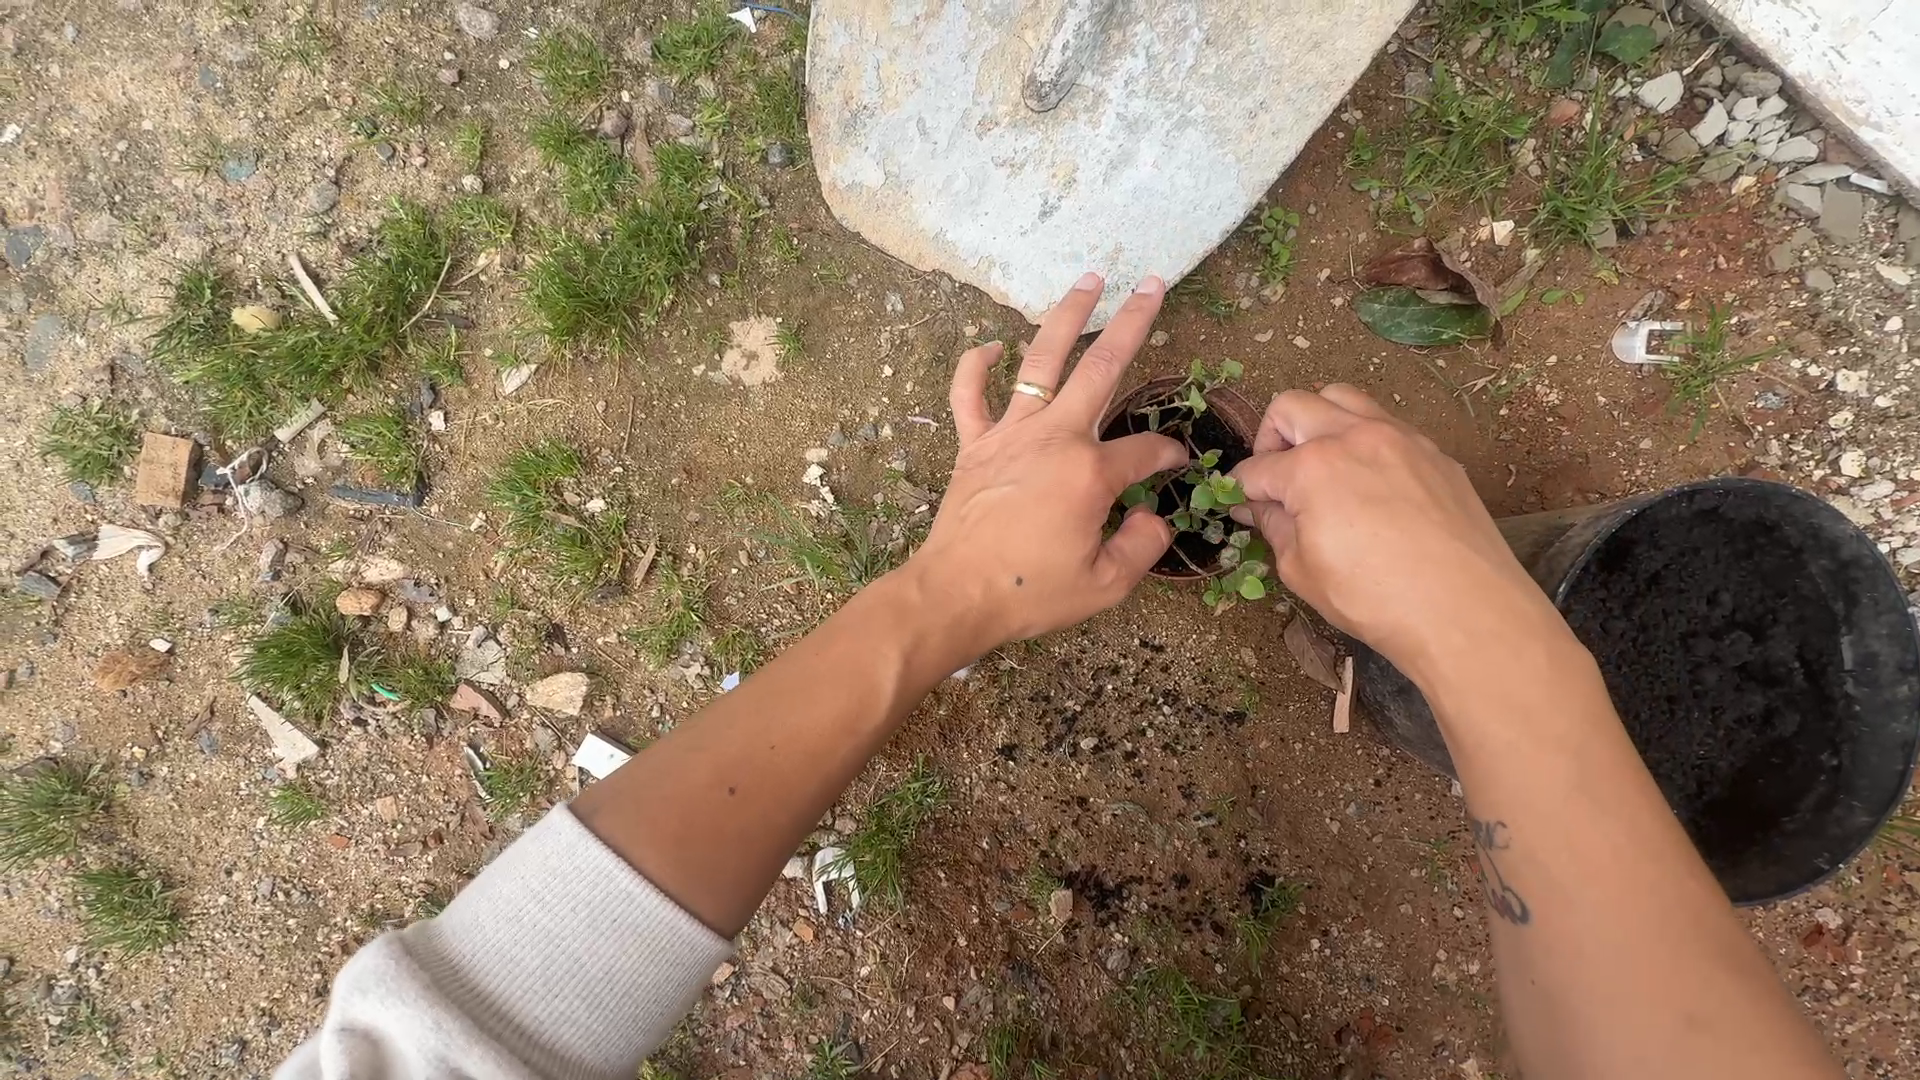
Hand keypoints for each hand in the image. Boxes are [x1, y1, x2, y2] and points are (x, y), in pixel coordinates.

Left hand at [903, 272, 1186, 651]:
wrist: (956, 594)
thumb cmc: (1030, 593)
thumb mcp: (1105, 585)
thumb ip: (1142, 547)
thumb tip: (1153, 518)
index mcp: (1090, 473)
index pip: (1145, 451)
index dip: (1168, 455)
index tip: (1175, 463)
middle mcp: (1053, 439)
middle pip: (1101, 367)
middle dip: (1132, 321)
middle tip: (1152, 284)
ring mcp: (1008, 435)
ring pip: (1040, 362)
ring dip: (1065, 317)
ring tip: (1087, 280)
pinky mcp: (973, 445)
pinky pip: (969, 395)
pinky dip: (974, 368)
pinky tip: (988, 346)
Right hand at [1227, 385, 1556, 680]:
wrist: (1465, 612)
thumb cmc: (1371, 597)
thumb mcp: (1299, 568)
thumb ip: (1273, 525)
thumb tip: (1257, 506)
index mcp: (1312, 467)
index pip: (1255, 468)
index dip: (1239, 491)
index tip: (1239, 506)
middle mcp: (1353, 436)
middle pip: (1290, 408)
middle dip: (1268, 439)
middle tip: (1274, 478)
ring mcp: (1400, 438)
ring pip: (1341, 397)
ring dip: (1316, 423)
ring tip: (1318, 465)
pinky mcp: (1434, 453)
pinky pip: (1384, 424)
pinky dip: (1359, 440)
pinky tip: (1364, 483)